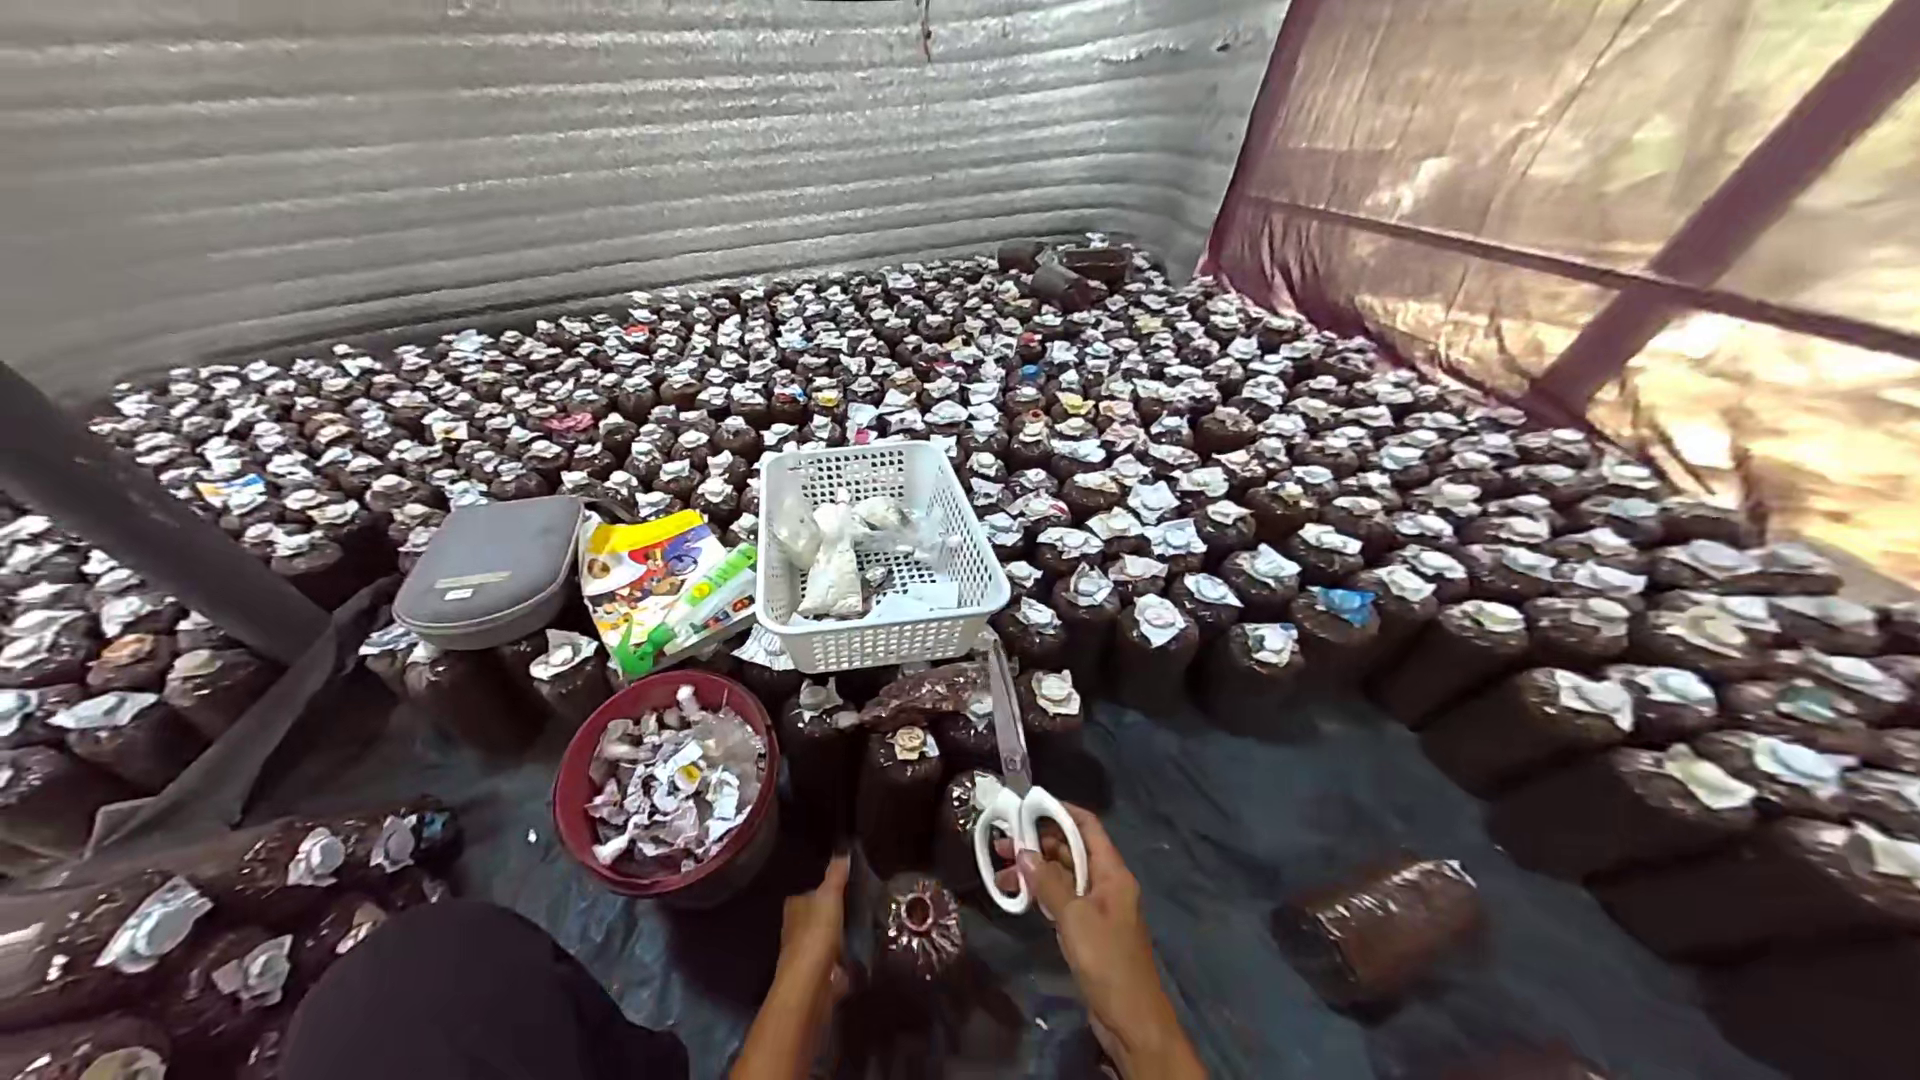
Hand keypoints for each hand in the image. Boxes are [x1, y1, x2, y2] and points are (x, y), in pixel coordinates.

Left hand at [777, 852, 851, 1016]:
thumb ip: (836, 875)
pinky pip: (834, 964)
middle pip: (814, 918)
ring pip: (824, 941)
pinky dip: (844, 961)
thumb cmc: (816, 934)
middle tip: (855, 904)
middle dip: (829, 915)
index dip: (818, 890)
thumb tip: (843, 851)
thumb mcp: (829, 896)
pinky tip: (860, 955)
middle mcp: (795, 932)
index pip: (805, 894)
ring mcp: (806, 956)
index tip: (839, 885)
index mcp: (794, 909)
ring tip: (862, 927)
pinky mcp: (819, 977)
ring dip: (837, 938)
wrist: (811, 985)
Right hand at [995, 805, 1204, 1079]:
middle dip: (1039, 843)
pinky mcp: (1089, 930)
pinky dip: (1042, 894)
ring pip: (1064, 875)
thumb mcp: (1074, 918)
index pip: (1088, 826)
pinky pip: (1063, 899)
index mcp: (1112, 872)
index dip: (1062, 811)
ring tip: (1001, 871)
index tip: (1030, 805)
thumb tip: (1023, 852)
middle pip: (1072, 849)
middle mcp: (1107, 883)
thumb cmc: (1108, 961)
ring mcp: (1098, 907)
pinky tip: (1018, 896)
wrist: (1133, 1022)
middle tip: (1004, 843)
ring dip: (1036, 870)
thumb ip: (1048, 883)